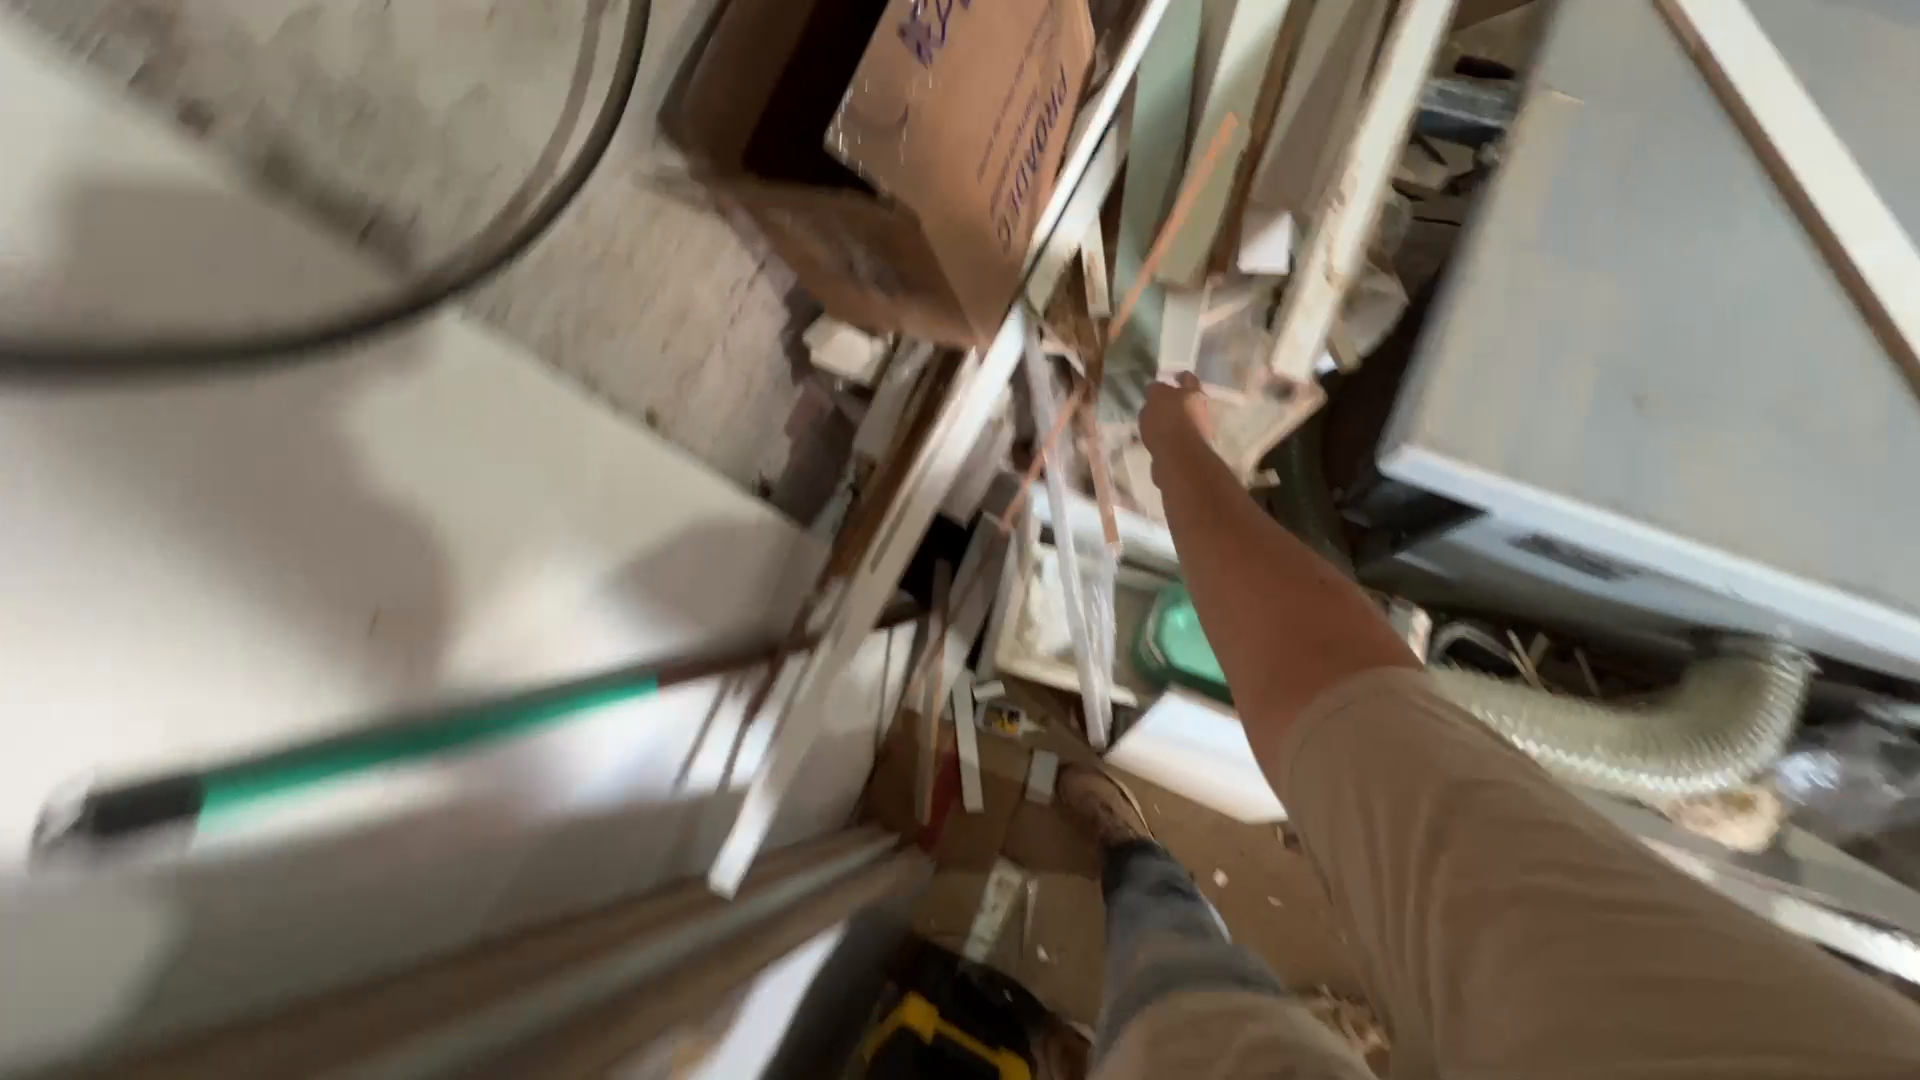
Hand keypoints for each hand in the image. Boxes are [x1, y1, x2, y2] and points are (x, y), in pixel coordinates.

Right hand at [1141, 373, 1212, 450]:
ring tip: (1151, 421)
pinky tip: (1152, 438)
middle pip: (1187, 401)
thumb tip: (1154, 389)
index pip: (1188, 379)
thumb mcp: (1157, 397)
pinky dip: (1165, 436)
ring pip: (1180, 420)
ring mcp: (1195, 432)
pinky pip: (1173, 438)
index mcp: (1194, 394)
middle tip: (1157, 400)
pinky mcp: (1186, 450)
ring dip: (1169, 420)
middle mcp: (1199, 411)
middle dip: (1174, 401)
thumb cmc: (1169, 421)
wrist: (1177, 458)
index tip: (1172, 375)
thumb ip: (1156, 390)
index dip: (1180, 376)